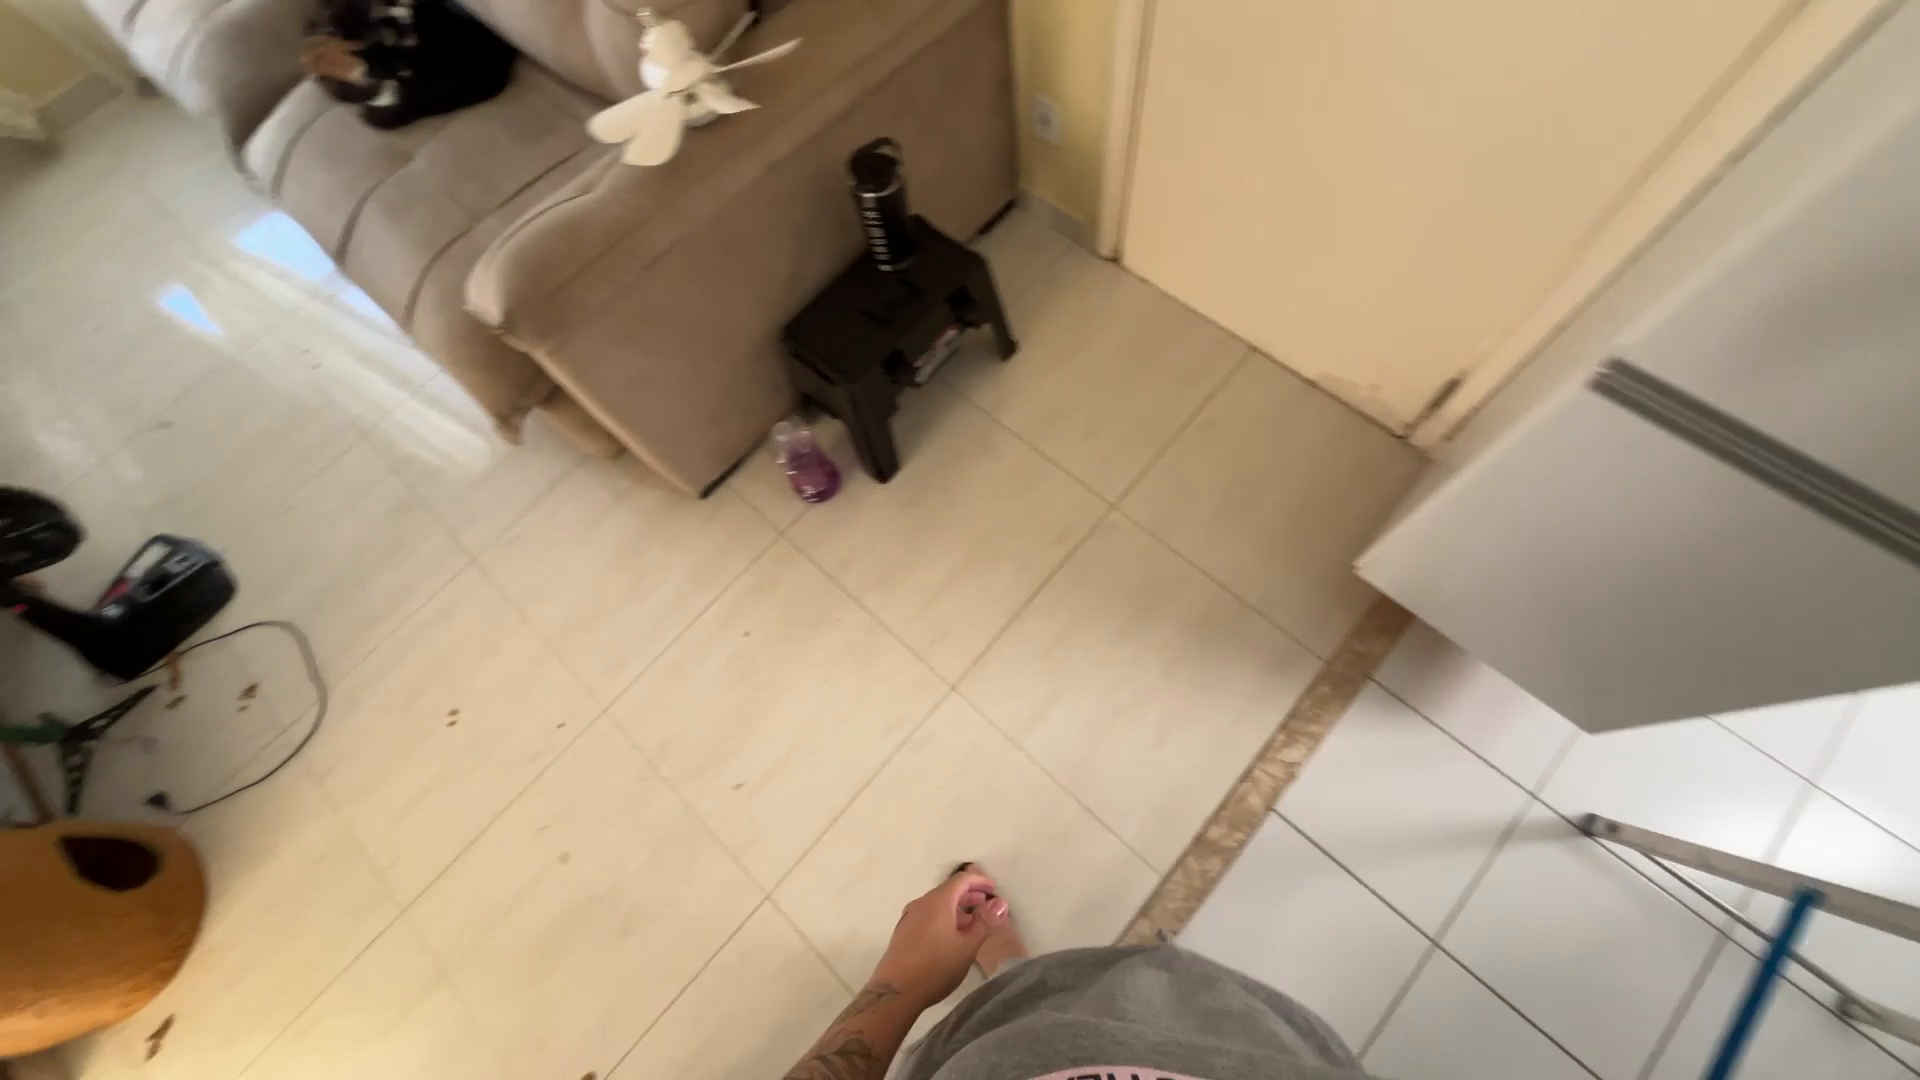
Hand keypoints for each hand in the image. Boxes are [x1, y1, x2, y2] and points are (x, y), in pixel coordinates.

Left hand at [868, 869, 1009, 1009]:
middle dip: (969, 894)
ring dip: (957, 907)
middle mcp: (922, 902)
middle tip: (986, 905)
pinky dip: (944, 916)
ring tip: (971, 923)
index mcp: (938, 901)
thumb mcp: (967, 947)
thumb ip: (985, 923)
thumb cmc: (935, 967)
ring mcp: (910, 916)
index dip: (980, 881)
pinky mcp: (904, 930)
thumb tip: (1001, 902)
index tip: (994, 889)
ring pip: (938, 903)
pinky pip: (928, 914)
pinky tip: (950, 936)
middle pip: (949, 890)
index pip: (962, 879)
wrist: (895, 993)